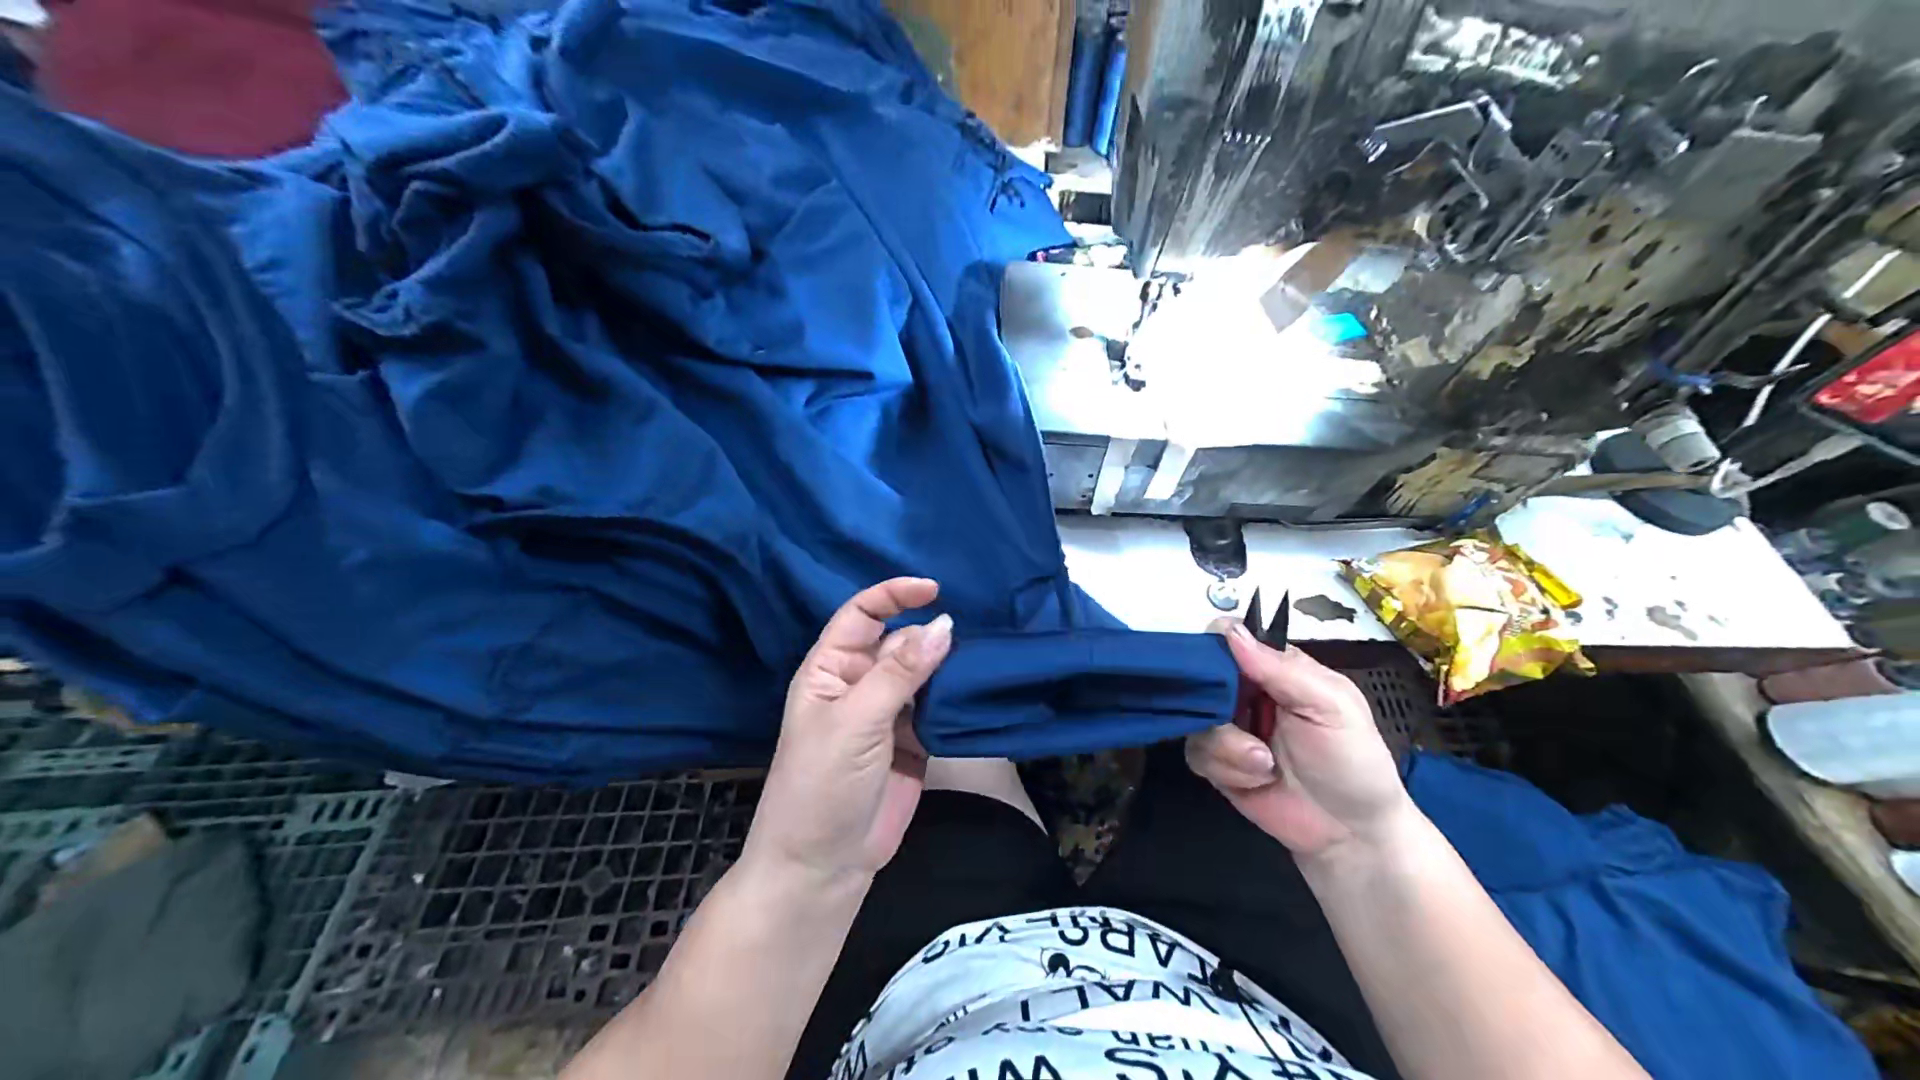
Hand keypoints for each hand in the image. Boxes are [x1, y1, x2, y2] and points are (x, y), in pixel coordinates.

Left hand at [744, 578, 952, 883]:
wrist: (823, 865)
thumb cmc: (821, 784)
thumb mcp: (856, 721)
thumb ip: (901, 673)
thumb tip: (945, 624)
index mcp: (831, 668)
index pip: (862, 615)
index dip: (894, 595)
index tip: (935, 589)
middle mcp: (860, 683)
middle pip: (900, 642)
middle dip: (931, 636)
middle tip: (972, 640)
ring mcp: (888, 714)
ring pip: (924, 674)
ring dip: (949, 666)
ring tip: (983, 658)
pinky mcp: (913, 742)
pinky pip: (938, 708)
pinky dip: (956, 699)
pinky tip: (979, 689)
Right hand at [1185, 621, 1414, 862]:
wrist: (1352, 835)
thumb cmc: (1353, 762)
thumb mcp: (1331, 706)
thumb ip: (1282, 668)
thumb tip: (1228, 630)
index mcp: (1276, 669)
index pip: (1232, 639)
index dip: (1217, 647)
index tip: (1215, 665)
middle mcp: (1246, 692)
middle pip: (1203, 677)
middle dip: (1218, 705)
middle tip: (1245, 723)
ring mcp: (1228, 727)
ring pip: (1196, 718)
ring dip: (1229, 746)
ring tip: (1264, 764)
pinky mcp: (1216, 761)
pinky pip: (1196, 751)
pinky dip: (1226, 767)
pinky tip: (1256, 779)